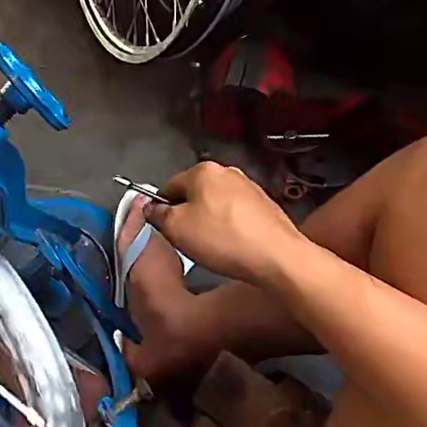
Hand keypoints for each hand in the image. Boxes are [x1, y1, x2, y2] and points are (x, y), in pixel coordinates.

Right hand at [145, 162, 305, 286]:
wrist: (277, 256)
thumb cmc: (221, 239)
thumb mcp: (176, 229)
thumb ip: (158, 214)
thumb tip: (150, 207)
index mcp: (202, 170)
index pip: (169, 186)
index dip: (162, 210)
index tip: (165, 231)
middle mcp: (227, 171)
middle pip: (194, 193)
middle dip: (187, 214)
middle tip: (187, 241)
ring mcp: (249, 186)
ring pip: (215, 203)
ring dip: (209, 220)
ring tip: (213, 245)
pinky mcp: (265, 203)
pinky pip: (236, 213)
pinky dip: (230, 225)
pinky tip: (233, 244)